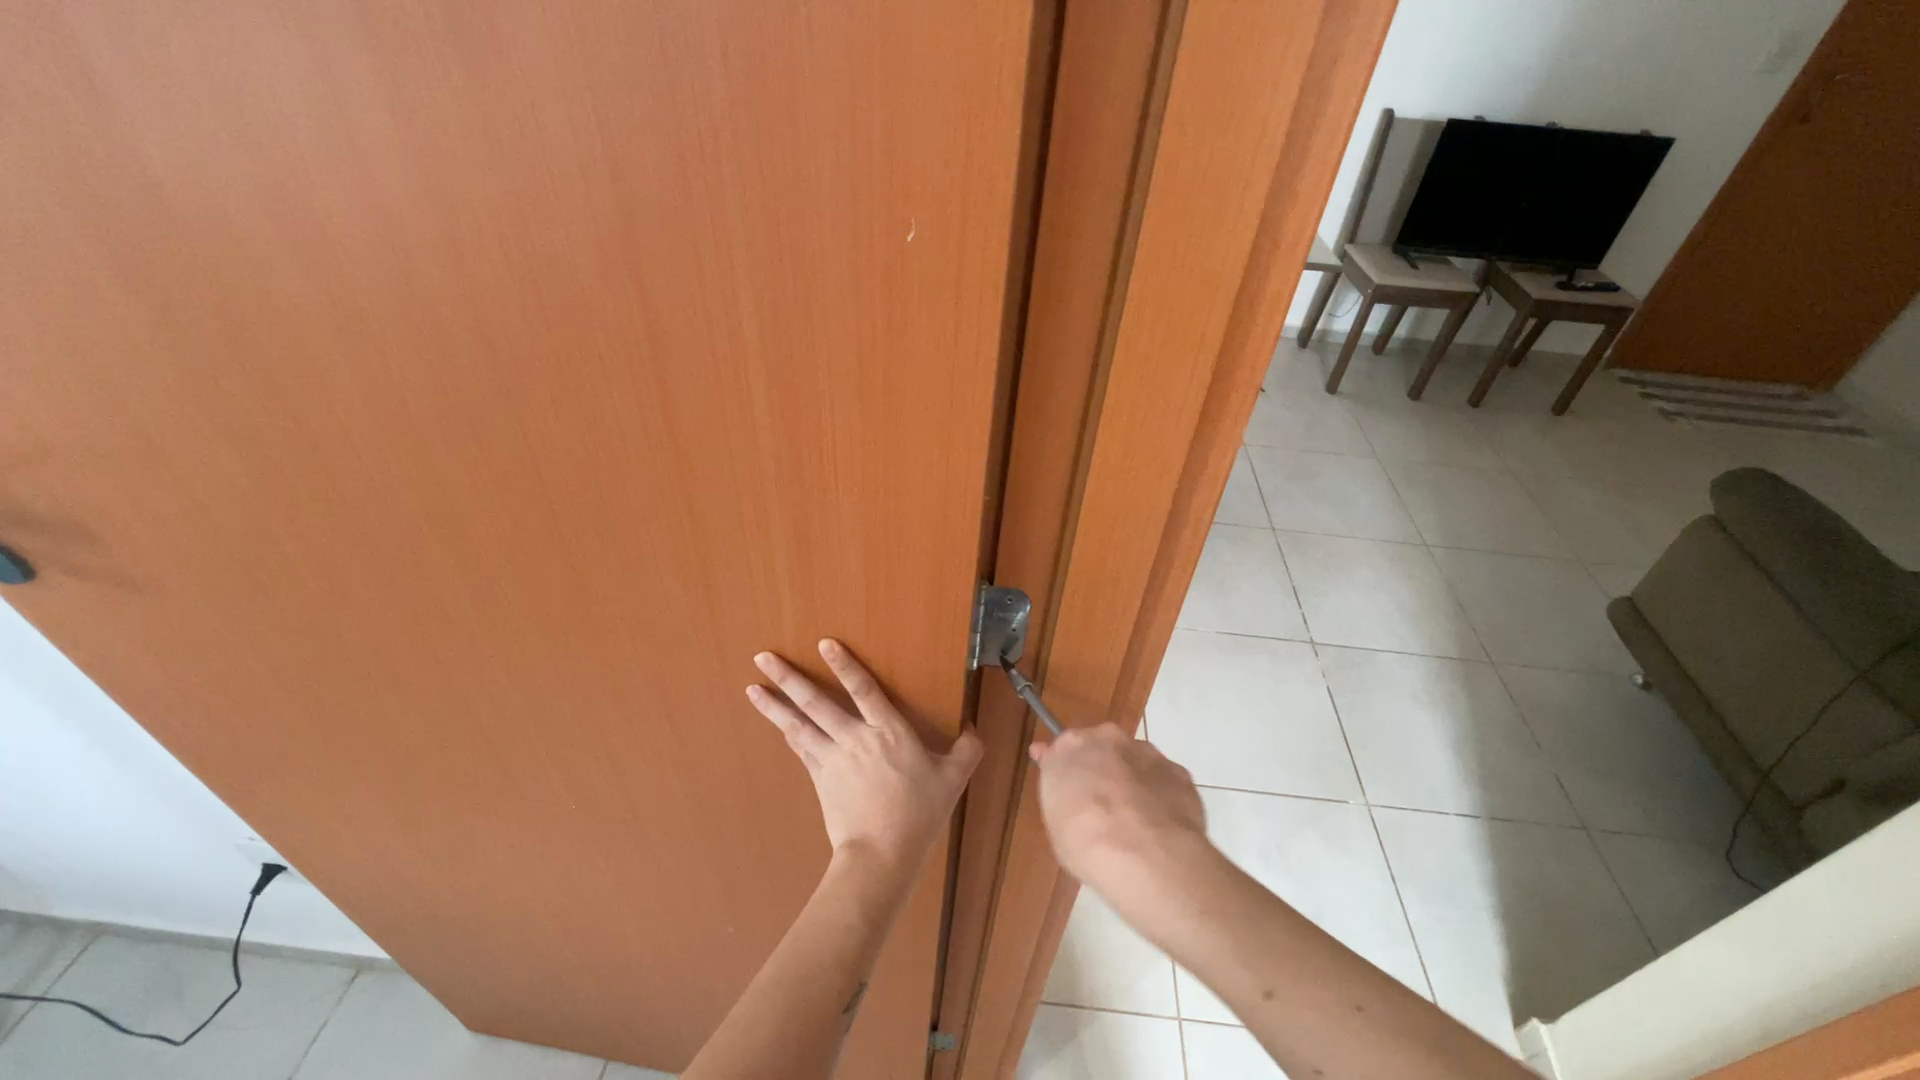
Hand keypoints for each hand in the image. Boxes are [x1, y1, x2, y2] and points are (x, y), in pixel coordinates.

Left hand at [747, 639, 982, 869]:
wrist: (882, 853)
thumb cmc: (920, 814)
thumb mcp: (954, 779)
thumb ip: (966, 750)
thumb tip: (973, 728)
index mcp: (890, 733)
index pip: (865, 690)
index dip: (845, 665)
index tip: (824, 644)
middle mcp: (857, 738)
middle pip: (817, 702)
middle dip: (789, 678)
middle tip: (764, 657)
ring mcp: (834, 759)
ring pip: (799, 724)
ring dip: (774, 705)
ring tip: (752, 688)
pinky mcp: (820, 779)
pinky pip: (801, 749)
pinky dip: (787, 733)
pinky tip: (775, 722)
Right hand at [1030, 724, 1207, 889]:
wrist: (1146, 855)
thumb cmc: (1086, 842)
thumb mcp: (1057, 822)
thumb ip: (1060, 792)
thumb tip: (1055, 772)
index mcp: (1070, 747)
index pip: (1062, 749)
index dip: (1066, 770)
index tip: (1067, 789)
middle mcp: (1108, 739)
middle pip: (1101, 748)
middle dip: (1101, 770)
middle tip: (1101, 807)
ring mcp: (1146, 752)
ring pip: (1135, 761)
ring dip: (1132, 781)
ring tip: (1134, 822)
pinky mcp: (1178, 771)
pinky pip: (1164, 780)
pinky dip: (1160, 796)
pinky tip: (1159, 826)